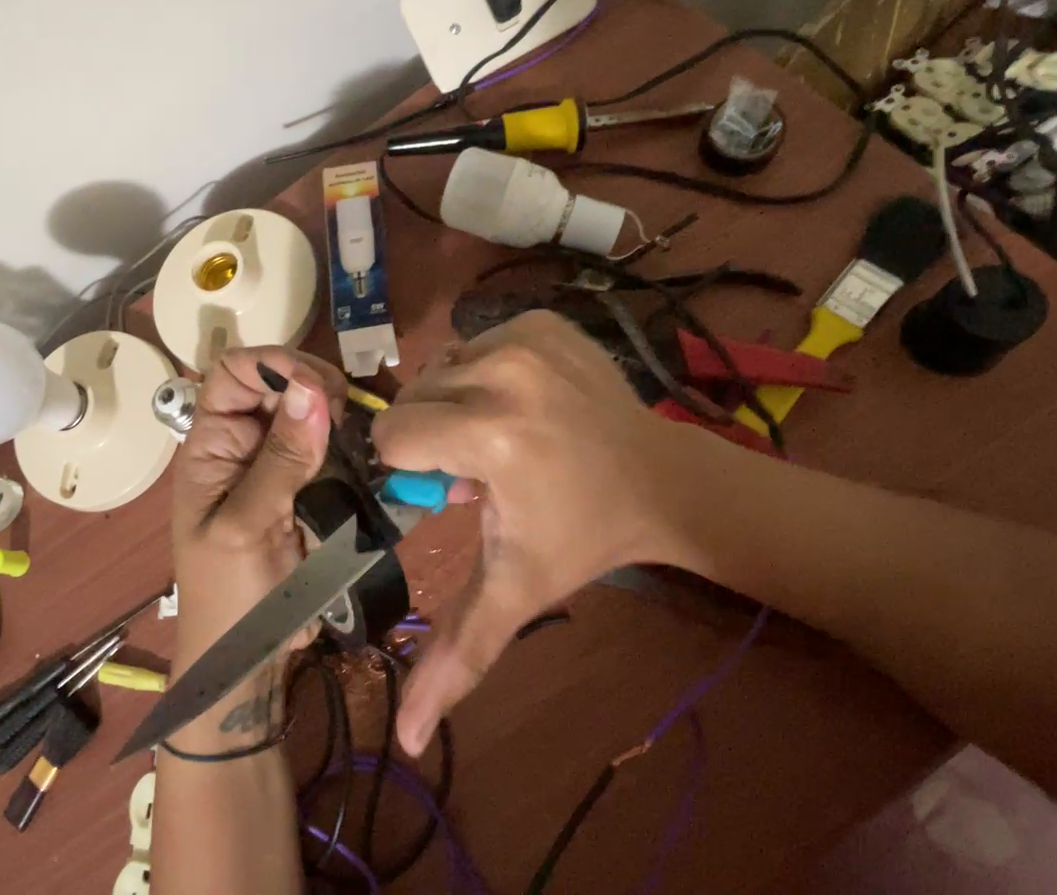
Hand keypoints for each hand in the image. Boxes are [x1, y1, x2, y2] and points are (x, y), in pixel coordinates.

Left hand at [171, 347, 347, 658]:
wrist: (251, 659)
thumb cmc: (230, 596)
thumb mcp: (246, 528)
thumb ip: (281, 460)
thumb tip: (311, 390)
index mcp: (212, 444)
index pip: (234, 372)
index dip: (274, 366)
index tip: (318, 389)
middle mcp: (247, 445)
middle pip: (282, 387)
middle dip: (317, 391)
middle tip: (349, 419)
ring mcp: (282, 467)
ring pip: (315, 417)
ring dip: (341, 422)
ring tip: (364, 442)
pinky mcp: (314, 491)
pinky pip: (336, 453)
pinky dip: (356, 451)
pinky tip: (374, 460)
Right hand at [372, 310, 733, 754]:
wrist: (660, 479)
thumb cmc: (582, 537)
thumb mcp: (515, 593)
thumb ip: (458, 654)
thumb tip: (403, 737)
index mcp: (492, 434)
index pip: (396, 437)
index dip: (418, 471)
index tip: (459, 491)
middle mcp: (503, 371)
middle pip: (414, 399)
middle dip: (435, 437)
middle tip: (485, 469)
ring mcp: (525, 336)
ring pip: (439, 367)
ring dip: (456, 404)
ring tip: (503, 435)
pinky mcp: (541, 319)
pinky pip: (473, 342)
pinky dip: (483, 372)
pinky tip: (521, 403)